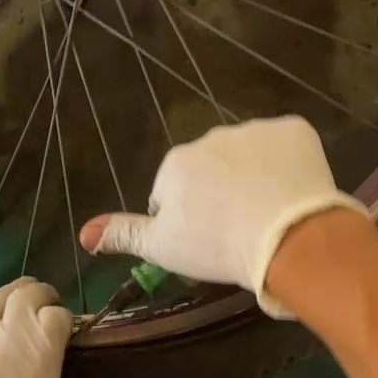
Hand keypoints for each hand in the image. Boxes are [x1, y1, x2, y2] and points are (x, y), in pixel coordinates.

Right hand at [79, 115, 367, 318]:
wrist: (288, 237)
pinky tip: (289, 196)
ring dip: (249, 180)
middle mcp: (210, 137)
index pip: (170, 192)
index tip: (201, 242)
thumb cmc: (215, 246)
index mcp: (175, 164)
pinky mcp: (294, 129)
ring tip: (263, 217)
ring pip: (245, 158)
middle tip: (232, 232)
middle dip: (216, 195)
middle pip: (208, 170)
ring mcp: (255, 129)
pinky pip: (282, 149)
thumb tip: (83, 232)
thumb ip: (122, 234)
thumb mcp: (161, 248)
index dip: (184, 221)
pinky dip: (284, 168)